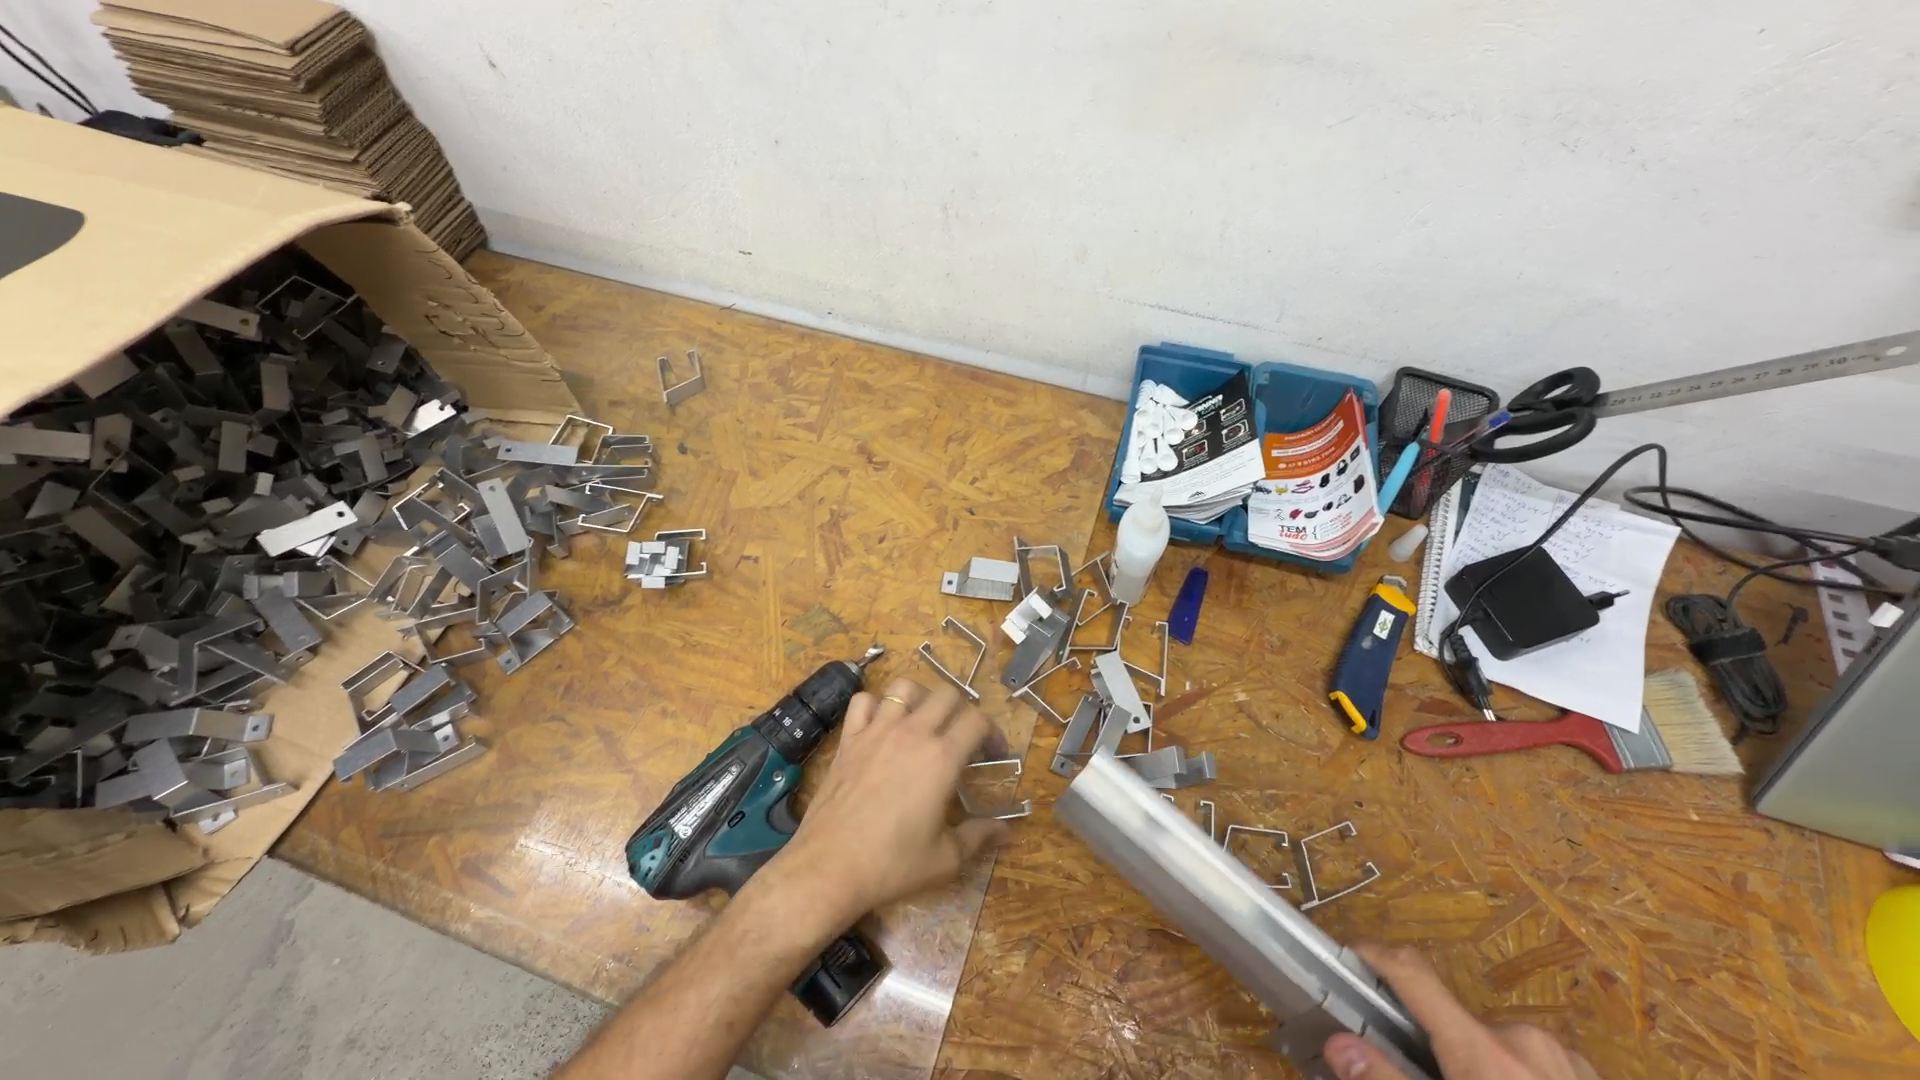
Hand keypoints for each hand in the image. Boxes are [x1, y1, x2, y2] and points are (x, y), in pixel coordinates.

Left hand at [757, 678, 1010, 931]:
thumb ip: (979, 836)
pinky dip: (876, 705)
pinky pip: (863, 702)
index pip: (977, 721)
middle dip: (962, 711)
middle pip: (946, 695)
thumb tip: (1006, 831)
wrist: (829, 867)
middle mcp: (911, 734)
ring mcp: (876, 731)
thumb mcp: (946, 858)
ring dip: (921, 698)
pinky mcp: (848, 739)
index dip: (993, 733)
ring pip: (904, 688)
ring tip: (924, 722)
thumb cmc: (892, 865)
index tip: (993, 754)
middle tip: (963, 738)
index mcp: (942, 758)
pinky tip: (882, 726)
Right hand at [1324, 945, 1600, 1078]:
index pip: (1412, 972)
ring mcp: (1568, 1060)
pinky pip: (1538, 1065)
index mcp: (1483, 1051)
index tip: (1348, 956)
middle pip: (1455, 1022)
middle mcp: (1525, 1041)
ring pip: (1498, 1046)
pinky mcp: (1592, 1077)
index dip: (1374, 955)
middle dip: (1435, 1050)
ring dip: (1479, 1068)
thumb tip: (1339, 1044)